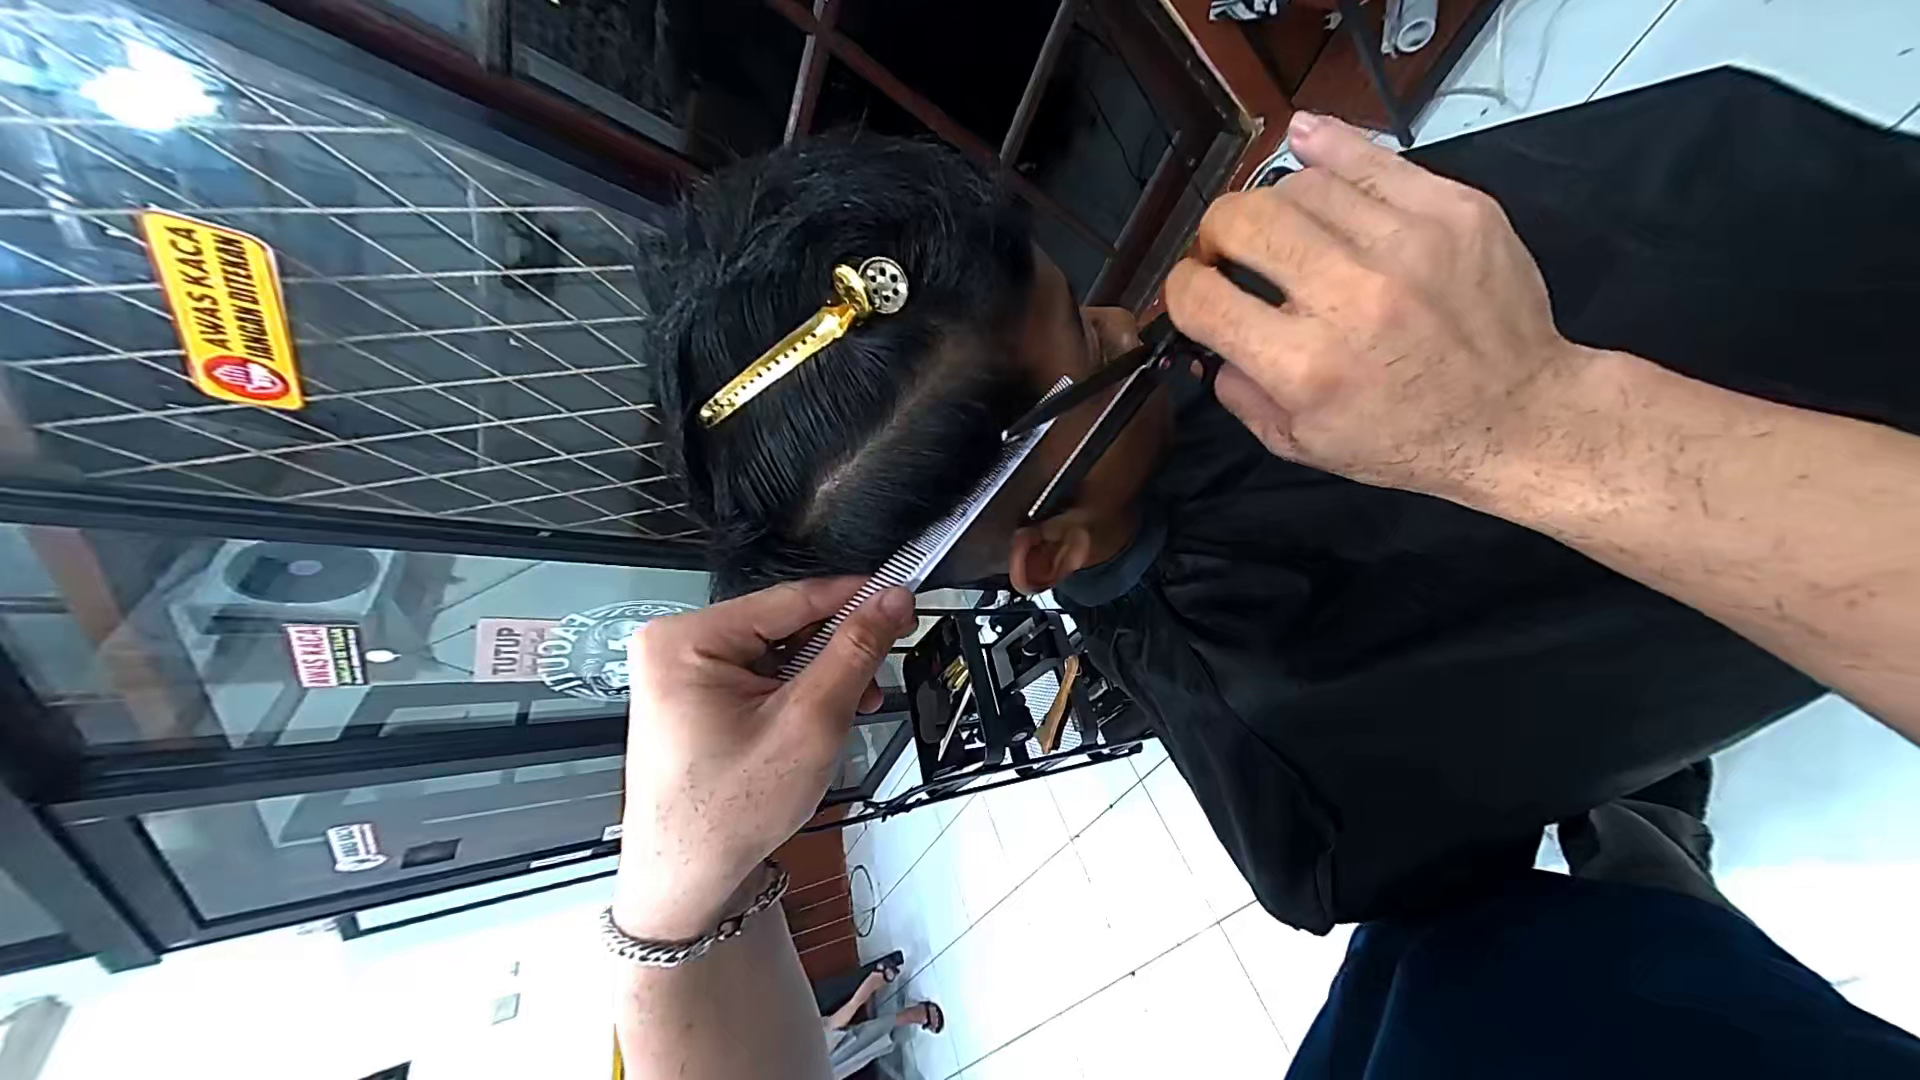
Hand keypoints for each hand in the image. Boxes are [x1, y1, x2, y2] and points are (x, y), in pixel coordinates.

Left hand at [612, 579, 916, 939]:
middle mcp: (678, 646)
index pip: (792, 598)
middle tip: (884, 661)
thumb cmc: (730, 811)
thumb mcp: (810, 720)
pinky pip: (763, 672)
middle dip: (839, 647)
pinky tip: (827, 711)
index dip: (855, 596)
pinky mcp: (698, 694)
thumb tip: (891, 602)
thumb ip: (856, 651)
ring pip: (779, 649)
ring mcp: (685, 671)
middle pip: (785, 624)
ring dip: (825, 672)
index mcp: (687, 639)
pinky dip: (801, 688)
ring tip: (857, 702)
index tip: (899, 597)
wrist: (687, 882)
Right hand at [1165, 111, 1590, 502]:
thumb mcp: (1292, 441)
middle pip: (1244, 221)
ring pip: (1299, 186)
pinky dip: (1324, 149)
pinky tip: (1303, 147)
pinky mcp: (1455, 210)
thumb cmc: (1392, 440)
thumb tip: (1207, 340)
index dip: (1178, 289)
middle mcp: (1350, 297)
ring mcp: (1408, 244)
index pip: (1202, 298)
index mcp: (1302, 366)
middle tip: (1223, 252)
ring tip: (1277, 233)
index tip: (1190, 291)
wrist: (1511, 416)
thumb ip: (1235, 389)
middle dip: (1212, 233)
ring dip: (1268, 207)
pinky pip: (1371, 157)